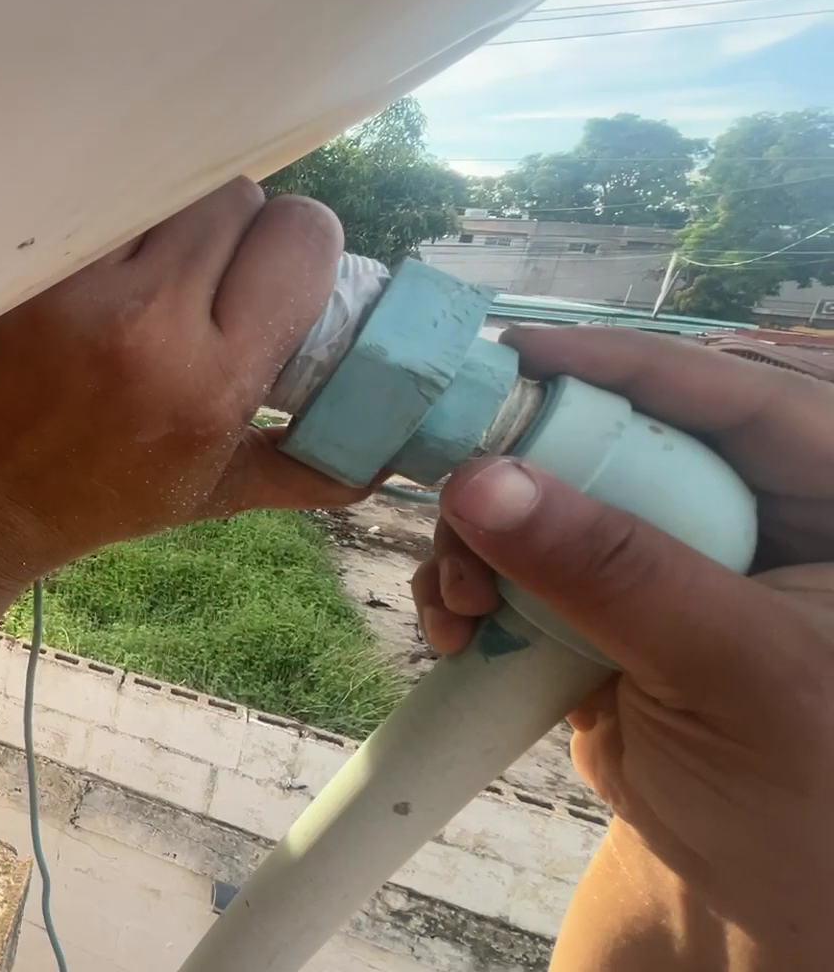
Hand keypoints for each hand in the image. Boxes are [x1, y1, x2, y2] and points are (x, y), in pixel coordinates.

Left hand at [0, 177, 361, 590]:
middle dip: (228, 230)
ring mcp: (65, 293)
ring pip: (155, 186)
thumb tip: (403, 445)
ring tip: (138, 264)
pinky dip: (95, 219)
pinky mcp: (7, 277)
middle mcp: (143, 325)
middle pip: (231, 199)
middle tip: (197, 268)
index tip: (268, 268)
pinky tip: (84, 261)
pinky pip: (78, 204)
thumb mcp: (208, 495)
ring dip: (162, 215)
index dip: (296, 246)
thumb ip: (313, 468)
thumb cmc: (92, 500)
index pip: (301, 239)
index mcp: (209, 383)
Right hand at [413, 326, 833, 943]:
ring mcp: (656, 566)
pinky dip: (460, 592)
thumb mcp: (735, 671)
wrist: (772, 898)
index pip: (740, 401)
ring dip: (470, 552)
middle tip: (451, 510)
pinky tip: (452, 631)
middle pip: (602, 448)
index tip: (510, 350)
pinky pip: (502, 567)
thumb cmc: (820, 793)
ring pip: (533, 510)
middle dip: (510, 485)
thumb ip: (610, 568)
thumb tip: (473, 478)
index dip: (623, 364)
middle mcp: (742, 523)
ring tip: (454, 607)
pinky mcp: (590, 607)